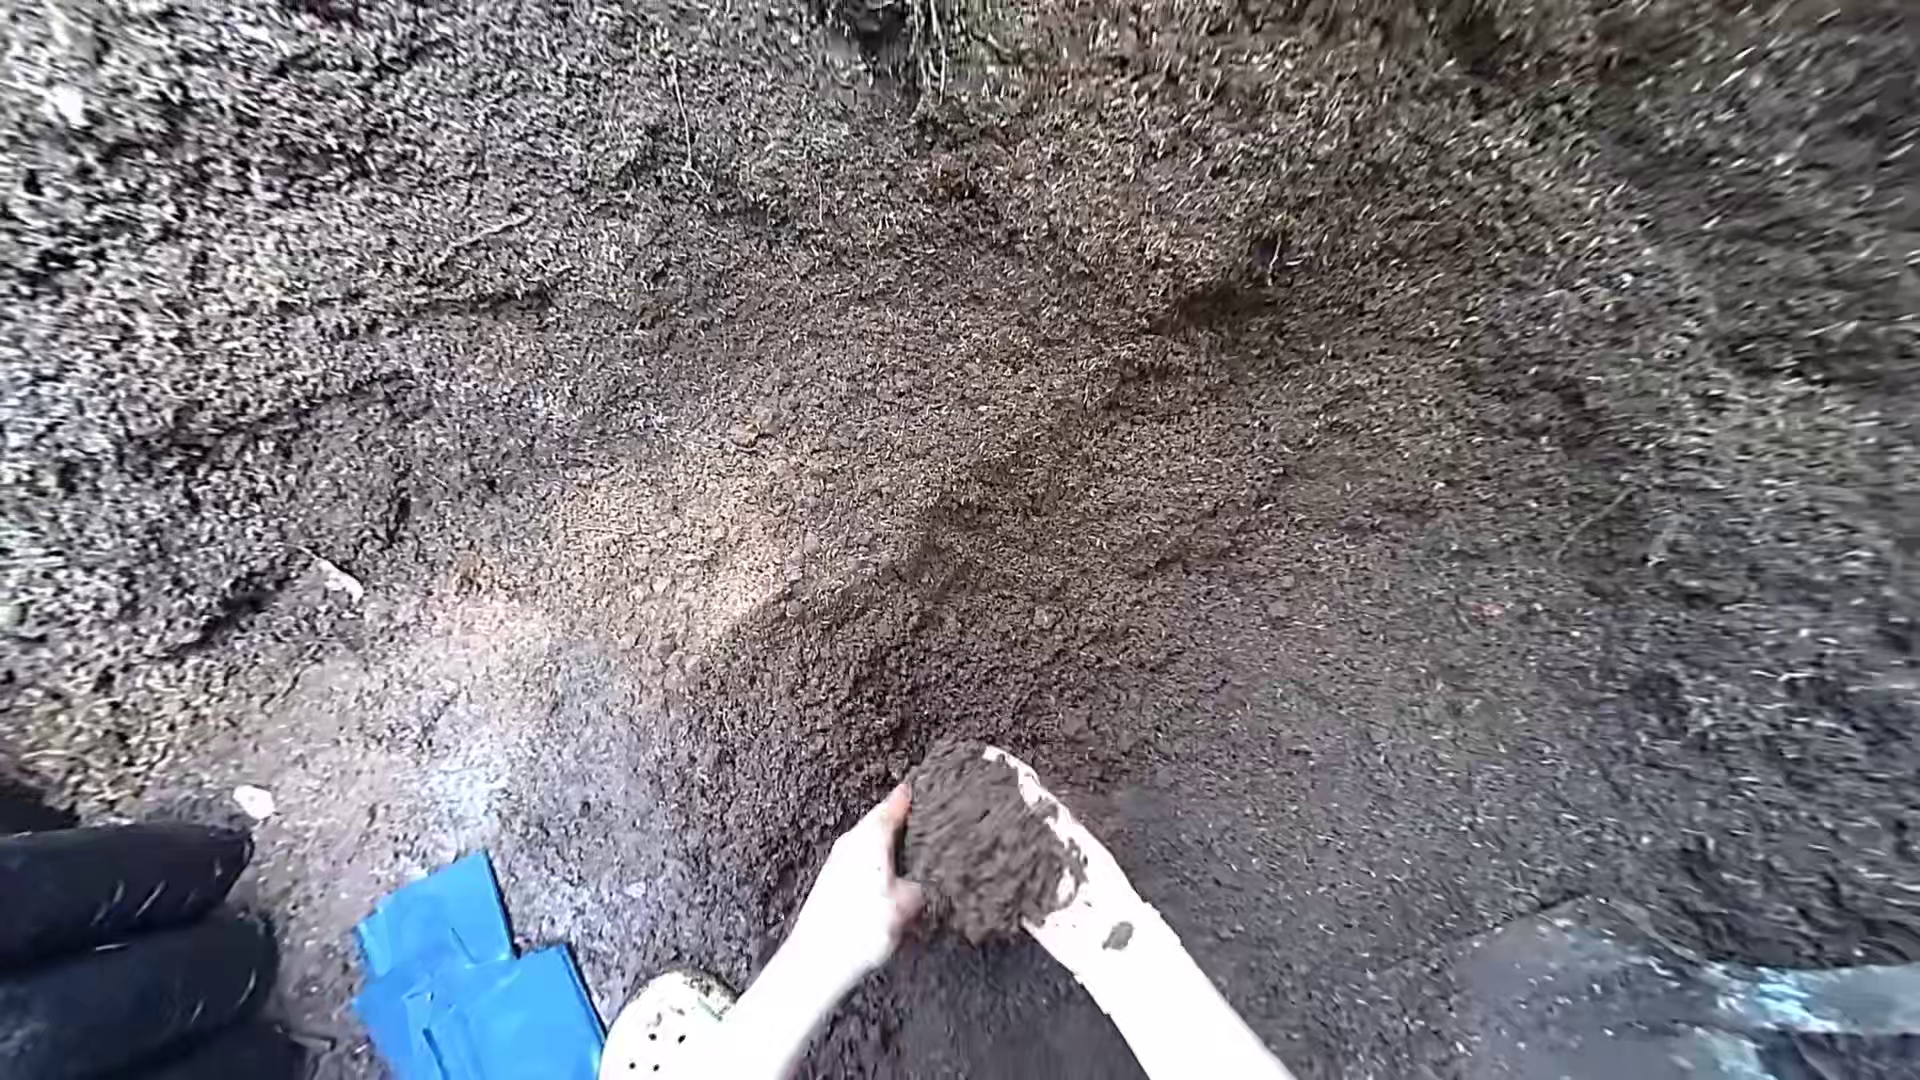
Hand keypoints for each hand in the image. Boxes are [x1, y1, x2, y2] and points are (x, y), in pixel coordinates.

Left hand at [786, 783, 925, 986]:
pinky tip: (885, 875)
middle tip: (922, 818)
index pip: (896, 801)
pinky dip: (875, 856)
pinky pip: (860, 855)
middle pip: (881, 817)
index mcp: (872, 835)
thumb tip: (927, 881)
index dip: (912, 794)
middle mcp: (853, 839)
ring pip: (870, 836)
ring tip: (908, 847)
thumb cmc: (857, 931)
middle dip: (901, 817)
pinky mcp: (832, 877)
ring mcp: (840, 857)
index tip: (925, 786)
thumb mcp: (906, 906)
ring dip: (887, 838)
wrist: (813, 962)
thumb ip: (921, 887)